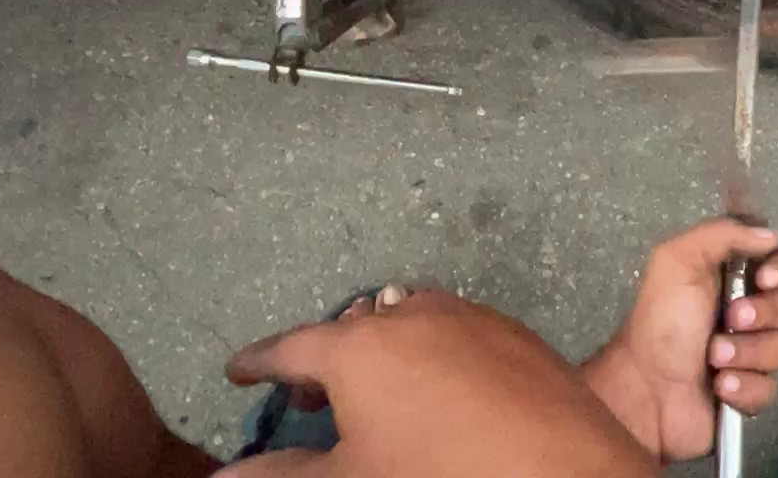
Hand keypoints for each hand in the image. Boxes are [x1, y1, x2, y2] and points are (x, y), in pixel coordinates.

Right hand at [219, 289, 658, 477]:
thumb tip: (225, 476)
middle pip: (359, 326)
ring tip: (372, 392)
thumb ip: (281, 475)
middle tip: (310, 394)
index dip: (263, 359)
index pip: (297, 345)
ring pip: (412, 319)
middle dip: (330, 353)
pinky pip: (456, 328)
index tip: (240, 369)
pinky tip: (436, 388)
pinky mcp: (515, 332)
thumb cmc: (432, 474)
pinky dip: (430, 348)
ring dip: (385, 348)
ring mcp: (473, 317)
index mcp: (366, 346)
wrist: (552, 467)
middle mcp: (419, 315)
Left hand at [580, 219, 777, 461]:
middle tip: (732, 319)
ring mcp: (751, 352)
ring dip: (747, 352)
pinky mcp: (750, 390)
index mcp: (733, 275)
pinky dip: (744, 385)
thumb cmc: (661, 320)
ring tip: (714, 356)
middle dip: (764, 313)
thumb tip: (771, 234)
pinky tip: (720, 385)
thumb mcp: (678, 260)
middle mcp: (748, 309)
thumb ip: (723, 233)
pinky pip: (769, 387)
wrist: (645, 391)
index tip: (764, 279)